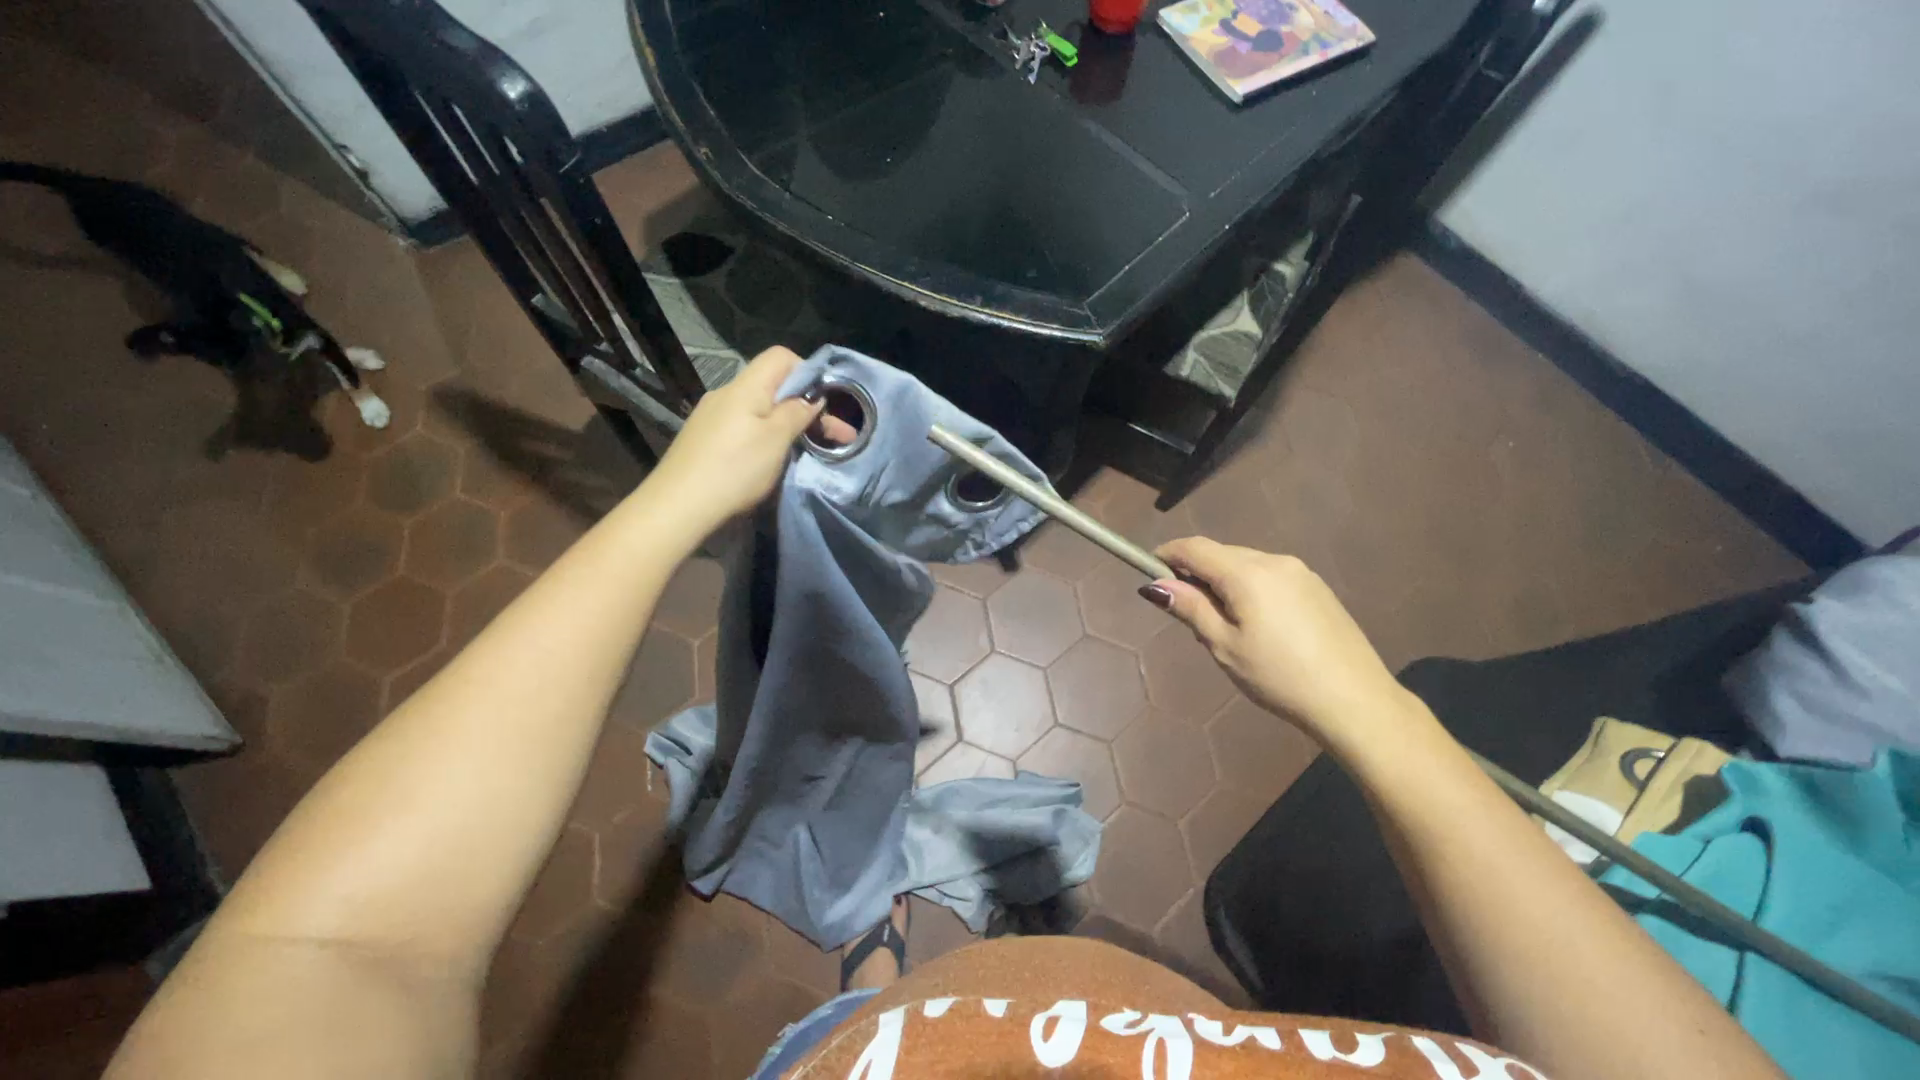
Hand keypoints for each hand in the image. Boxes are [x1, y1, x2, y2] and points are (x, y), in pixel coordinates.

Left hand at [639, 347, 838, 535]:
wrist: (677, 507)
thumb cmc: (734, 469)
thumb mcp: (775, 440)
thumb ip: (796, 412)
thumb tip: (811, 396)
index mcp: (745, 387)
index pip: (781, 357)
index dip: (807, 372)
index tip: (825, 403)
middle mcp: (726, 394)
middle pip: (772, 386)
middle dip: (806, 407)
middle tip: (837, 437)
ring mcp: (712, 417)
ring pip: (759, 410)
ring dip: (786, 425)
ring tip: (807, 452)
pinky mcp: (704, 439)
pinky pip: (743, 427)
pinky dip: (764, 438)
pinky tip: (770, 462)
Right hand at [1146, 537, 1424, 750]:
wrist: (1354, 699)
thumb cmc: (1279, 677)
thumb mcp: (1225, 647)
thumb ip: (1191, 609)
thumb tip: (1156, 584)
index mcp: (1247, 573)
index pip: (1195, 547)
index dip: (1167, 554)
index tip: (1149, 572)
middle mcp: (1274, 561)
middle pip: (1222, 554)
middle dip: (1197, 572)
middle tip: (1187, 612)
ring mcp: (1300, 572)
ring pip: (1247, 564)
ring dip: (1225, 581)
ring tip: (1224, 625)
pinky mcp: (1317, 587)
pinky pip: (1270, 576)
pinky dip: (1251, 588)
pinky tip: (1257, 625)